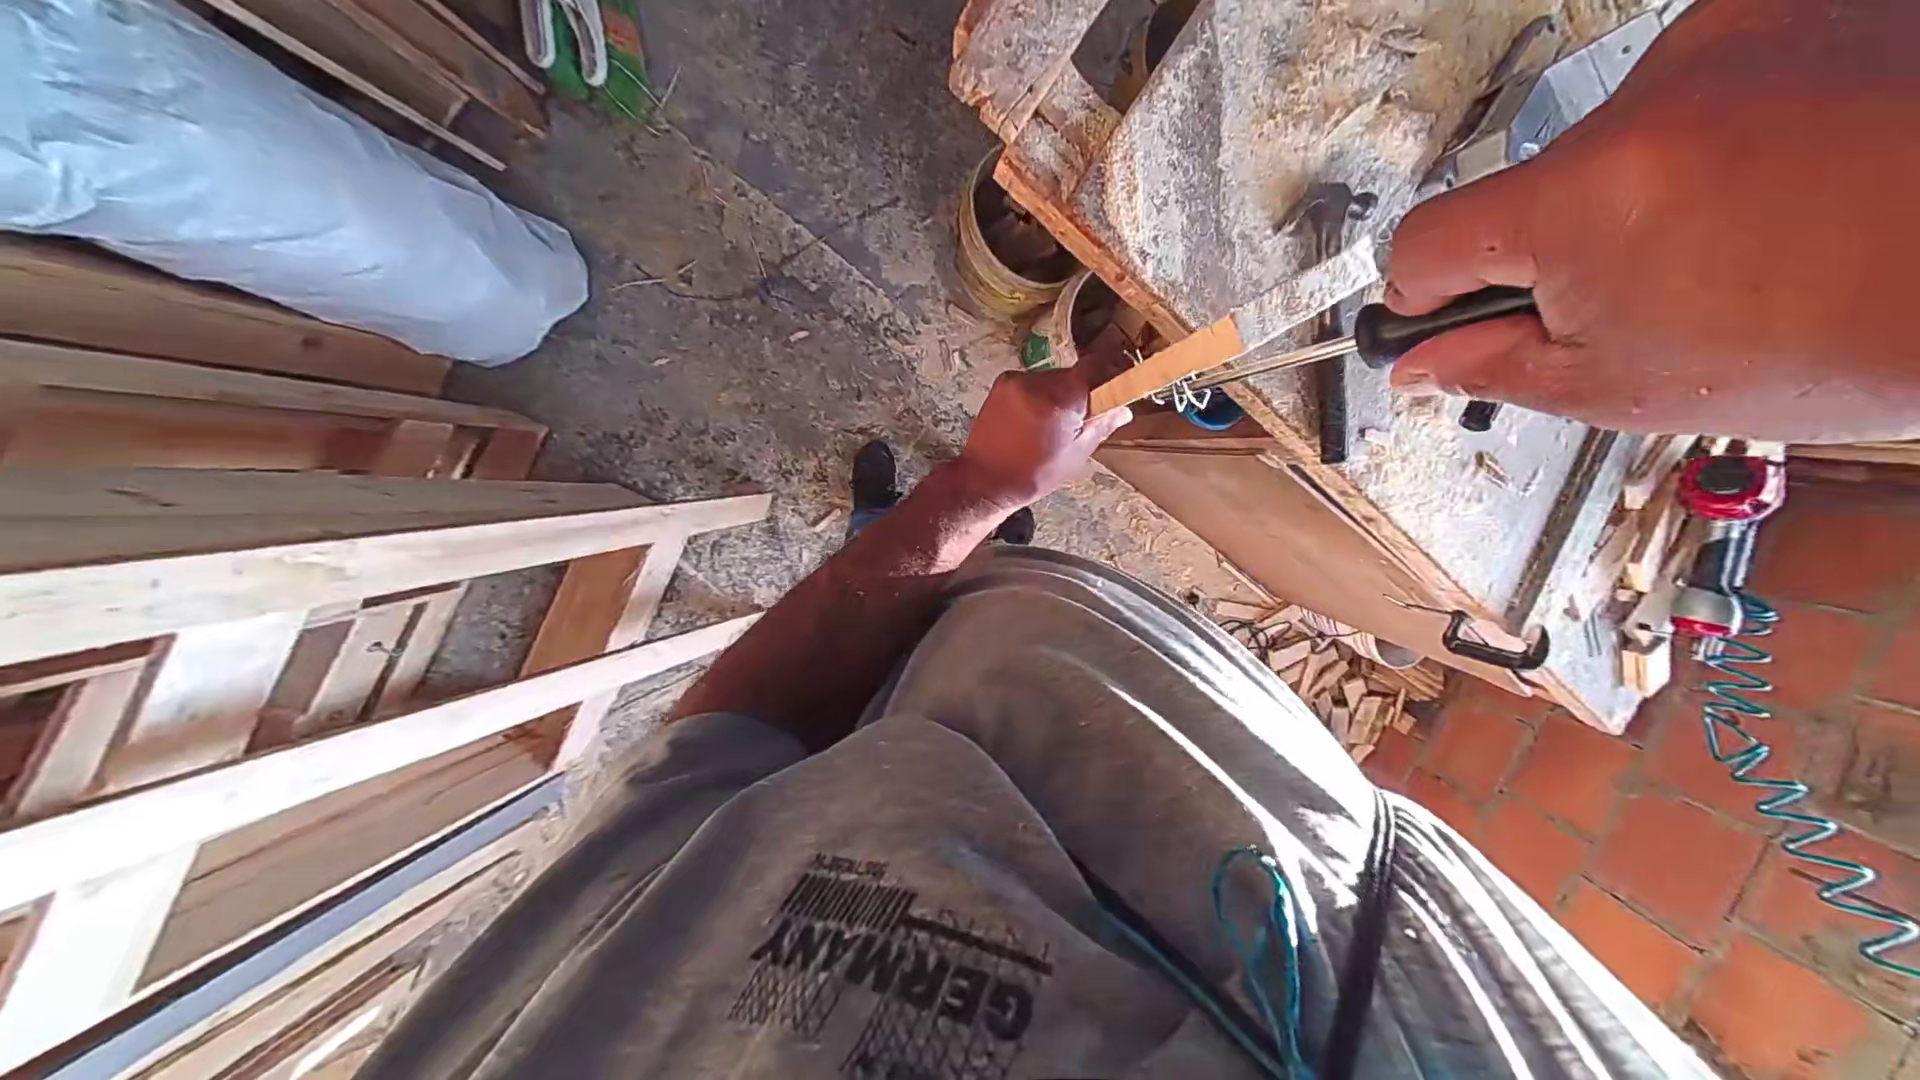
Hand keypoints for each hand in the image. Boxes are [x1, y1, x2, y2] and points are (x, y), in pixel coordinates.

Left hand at [956, 366, 1132, 507]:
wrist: (985, 479)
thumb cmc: (1032, 475)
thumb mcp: (1075, 455)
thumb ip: (1101, 426)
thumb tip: (1124, 410)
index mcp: (1061, 399)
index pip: (1095, 365)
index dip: (1108, 374)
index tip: (1111, 388)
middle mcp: (1038, 381)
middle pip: (1072, 374)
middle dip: (1079, 392)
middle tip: (1077, 420)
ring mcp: (1017, 380)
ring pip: (1051, 378)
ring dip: (1057, 395)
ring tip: (1050, 425)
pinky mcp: (1002, 383)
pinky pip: (1031, 382)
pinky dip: (1037, 396)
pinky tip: (1031, 421)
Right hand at [1385, 0, 1919, 441]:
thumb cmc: (1862, 334)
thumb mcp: (1617, 386)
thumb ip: (1489, 367)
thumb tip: (1422, 363)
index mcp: (1590, 195)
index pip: (1423, 242)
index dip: (1419, 293)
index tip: (1441, 313)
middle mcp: (1657, 92)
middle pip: (1516, 196)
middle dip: (1539, 255)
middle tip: (1616, 296)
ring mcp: (1742, 37)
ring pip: (1600, 150)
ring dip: (1621, 202)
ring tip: (1712, 242)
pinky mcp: (1804, 14)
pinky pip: (1688, 95)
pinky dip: (1696, 147)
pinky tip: (1757, 188)